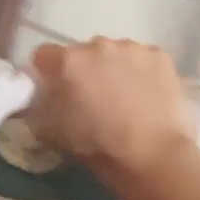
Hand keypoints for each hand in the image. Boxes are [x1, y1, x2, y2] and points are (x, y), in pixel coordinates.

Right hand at [26, 39, 199, 183]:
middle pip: (81, 52)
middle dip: (82, 70)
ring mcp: (132, 48)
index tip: (51, 90)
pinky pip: (142, 59)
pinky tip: (144, 95)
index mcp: (67, 61)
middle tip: (89, 97)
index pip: (43, 55)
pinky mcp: (160, 56)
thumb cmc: (96, 145)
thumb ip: (39, 108)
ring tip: (121, 97)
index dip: (45, 73)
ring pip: (114, 53)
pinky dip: (139, 72)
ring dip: (111, 68)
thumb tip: (40, 101)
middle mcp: (98, 45)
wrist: (150, 154)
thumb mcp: (50, 132)